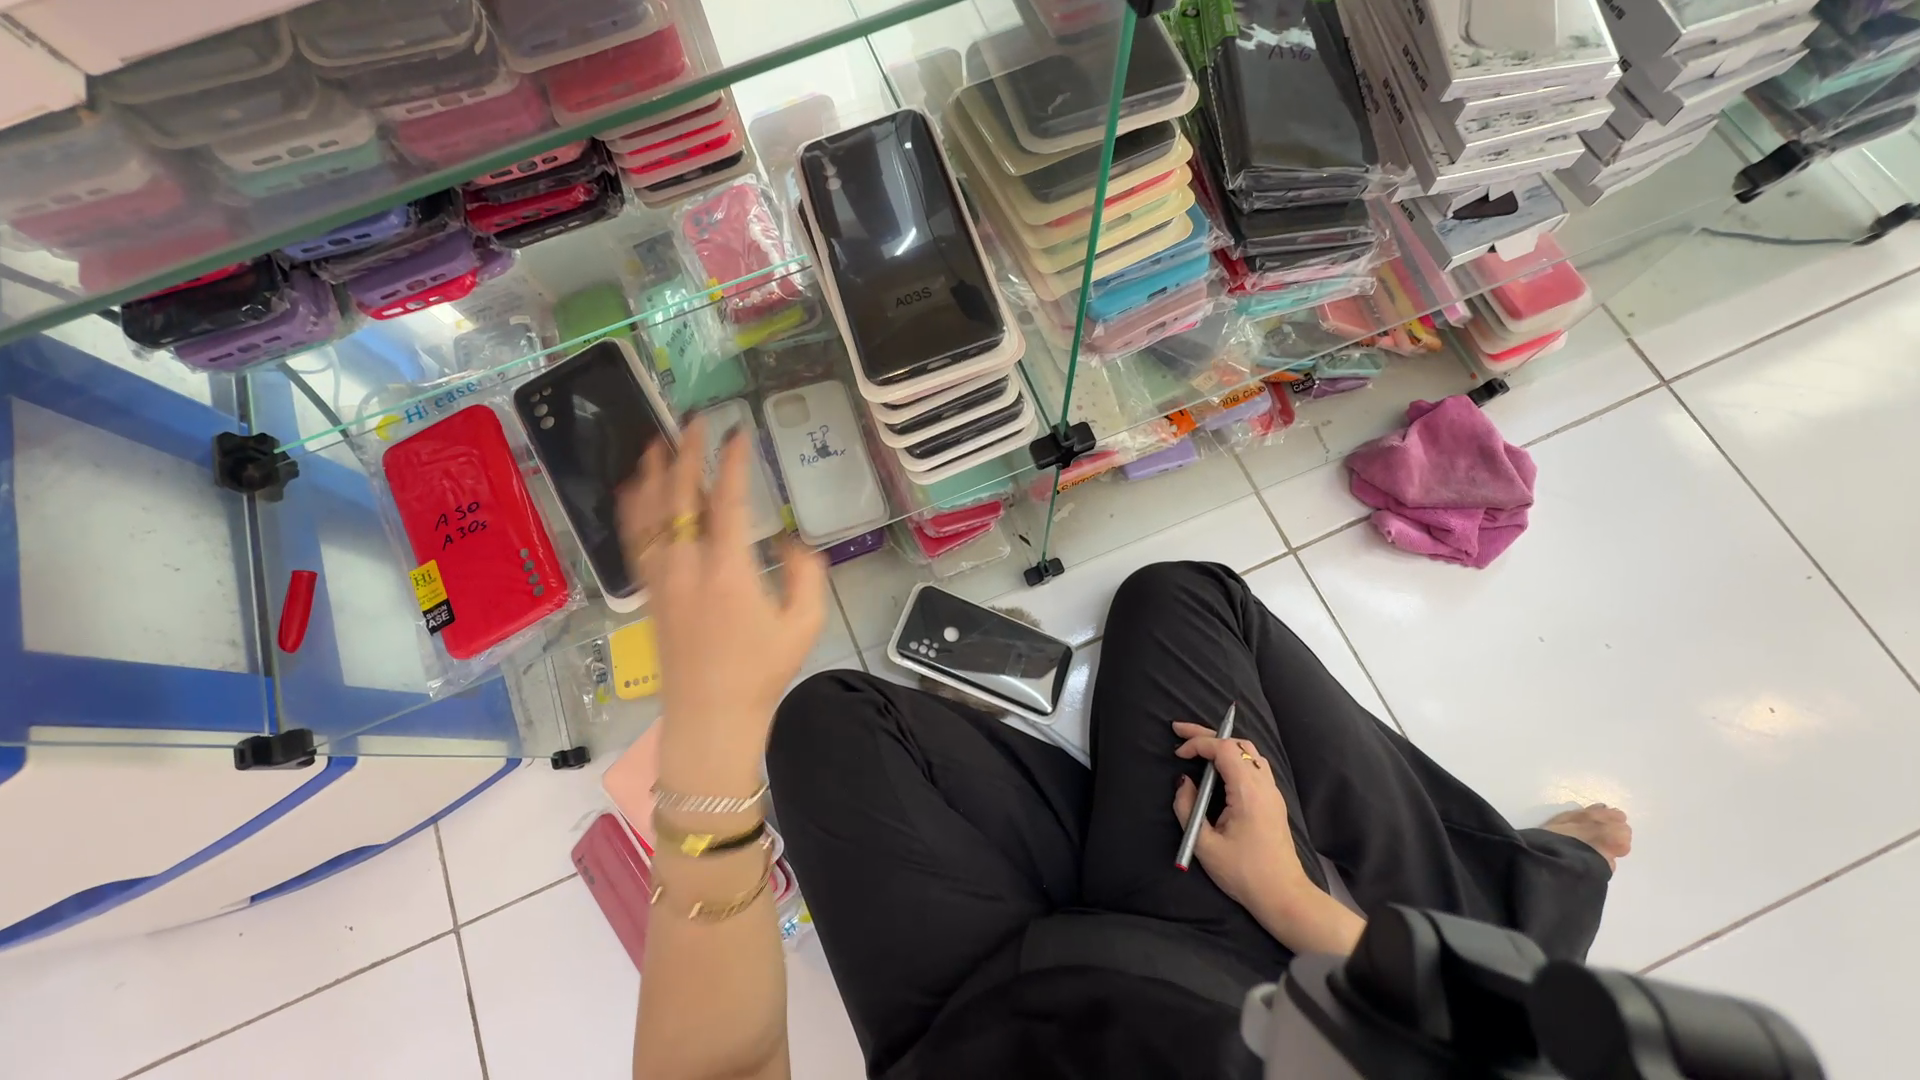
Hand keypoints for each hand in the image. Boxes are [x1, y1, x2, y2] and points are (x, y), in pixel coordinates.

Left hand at [612, 417, 828, 793]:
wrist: (711, 716)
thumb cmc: (762, 671)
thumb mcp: (804, 623)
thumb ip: (805, 574)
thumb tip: (791, 540)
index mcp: (728, 570)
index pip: (726, 501)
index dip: (732, 462)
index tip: (738, 433)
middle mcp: (687, 565)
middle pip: (678, 496)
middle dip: (684, 453)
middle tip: (692, 421)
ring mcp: (661, 578)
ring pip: (647, 514)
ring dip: (651, 473)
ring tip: (654, 441)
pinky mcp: (649, 593)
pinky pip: (634, 540)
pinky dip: (632, 509)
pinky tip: (632, 491)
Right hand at [1170, 720, 1311, 910]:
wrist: (1284, 896)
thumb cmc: (1243, 874)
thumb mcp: (1205, 844)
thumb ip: (1187, 808)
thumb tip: (1183, 782)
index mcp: (1248, 793)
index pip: (1224, 750)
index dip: (1198, 744)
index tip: (1178, 754)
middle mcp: (1264, 785)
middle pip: (1237, 744)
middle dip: (1207, 734)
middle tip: (1179, 730)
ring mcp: (1272, 792)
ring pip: (1249, 751)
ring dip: (1223, 743)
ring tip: (1198, 745)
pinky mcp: (1274, 800)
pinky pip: (1255, 764)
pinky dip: (1234, 756)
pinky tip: (1219, 766)